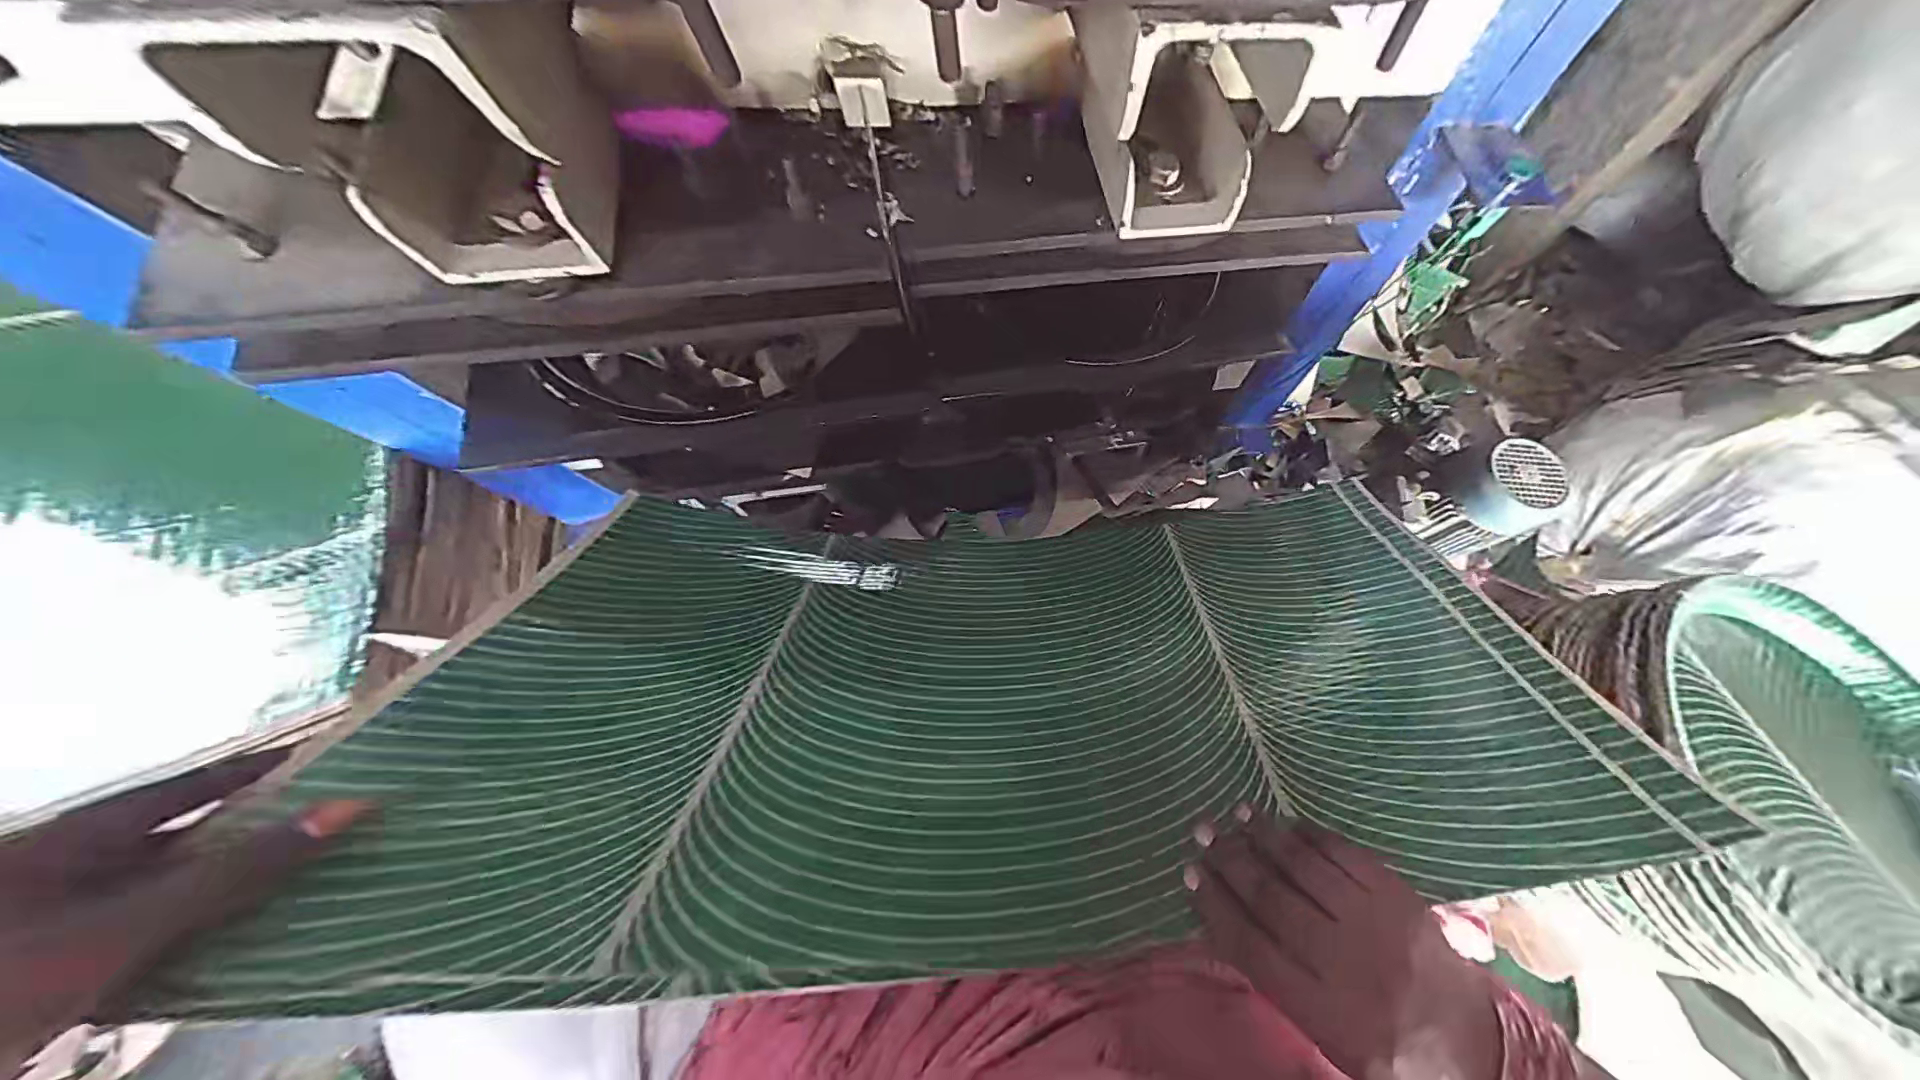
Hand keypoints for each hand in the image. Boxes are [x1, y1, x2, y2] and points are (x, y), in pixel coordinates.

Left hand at [0, 750, 367, 1070]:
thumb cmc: (2, 975)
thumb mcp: (124, 924)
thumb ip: (236, 869)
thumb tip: (351, 806)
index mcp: (86, 837)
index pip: (203, 783)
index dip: (270, 767)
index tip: (340, 756)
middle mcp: (83, 870)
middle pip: (202, 838)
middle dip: (274, 830)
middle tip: (351, 820)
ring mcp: (73, 925)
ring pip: (189, 891)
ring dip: (251, 888)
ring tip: (328, 877)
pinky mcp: (72, 975)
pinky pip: (168, 940)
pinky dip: (217, 936)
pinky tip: (263, 943)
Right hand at [1185, 808, 1501, 1079]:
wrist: (1478, 1051)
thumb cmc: (1387, 1048)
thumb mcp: (1324, 1037)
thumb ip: (1274, 983)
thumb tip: (1219, 924)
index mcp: (1322, 1009)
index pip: (1249, 946)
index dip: (1213, 904)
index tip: (1189, 873)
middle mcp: (1345, 964)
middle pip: (1271, 899)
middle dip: (1230, 860)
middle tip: (1203, 832)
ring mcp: (1376, 925)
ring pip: (1305, 868)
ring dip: (1264, 836)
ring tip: (1236, 813)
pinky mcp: (1400, 899)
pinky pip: (1346, 855)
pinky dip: (1311, 834)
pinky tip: (1288, 822)